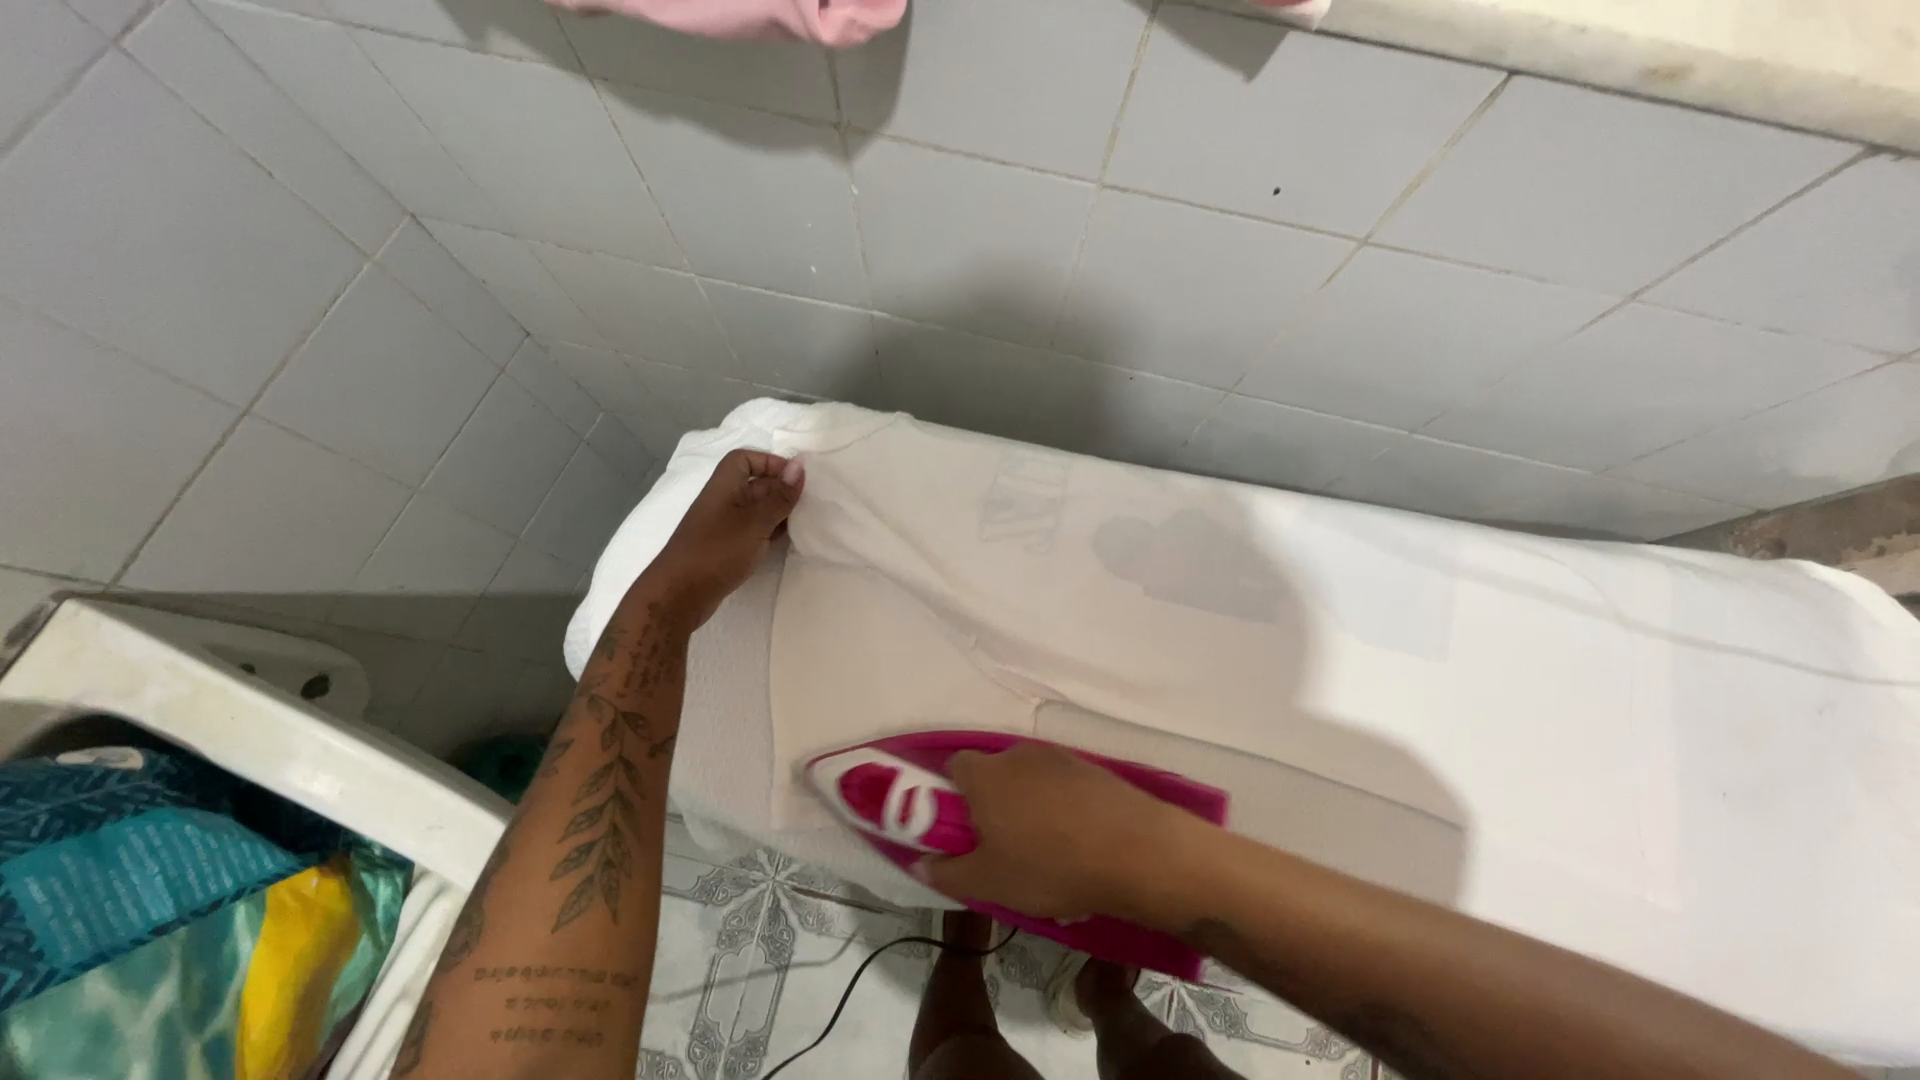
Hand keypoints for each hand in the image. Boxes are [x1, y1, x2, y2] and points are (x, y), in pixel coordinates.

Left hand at [642, 449, 803, 630]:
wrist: (679, 595)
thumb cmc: (717, 552)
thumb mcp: (755, 522)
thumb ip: (779, 497)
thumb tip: (799, 467)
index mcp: (724, 487)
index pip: (744, 459)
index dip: (769, 462)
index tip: (795, 478)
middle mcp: (722, 502)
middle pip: (753, 484)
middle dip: (780, 489)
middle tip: (809, 502)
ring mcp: (722, 526)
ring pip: (755, 509)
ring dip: (777, 512)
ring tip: (802, 521)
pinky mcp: (725, 548)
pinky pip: (751, 530)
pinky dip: (769, 532)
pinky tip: (784, 541)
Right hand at [914, 742, 1205, 924]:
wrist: (1137, 851)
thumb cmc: (1049, 866)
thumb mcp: (988, 883)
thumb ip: (947, 872)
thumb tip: (918, 862)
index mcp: (985, 775)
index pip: (954, 767)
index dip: (950, 796)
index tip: (961, 830)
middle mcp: (1018, 755)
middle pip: (993, 774)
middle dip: (991, 806)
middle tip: (1001, 849)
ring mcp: (1060, 758)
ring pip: (1030, 782)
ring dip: (1029, 809)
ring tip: (1044, 854)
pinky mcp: (1093, 769)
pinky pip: (1062, 788)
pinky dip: (1062, 810)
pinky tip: (1077, 846)